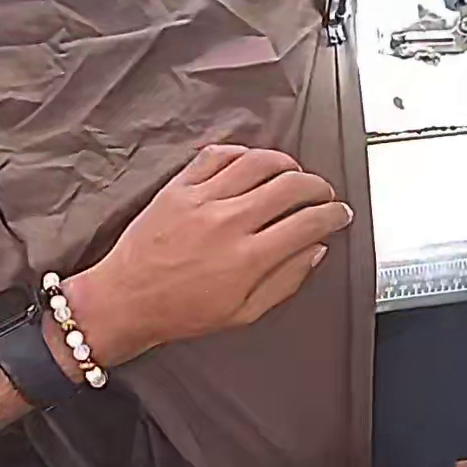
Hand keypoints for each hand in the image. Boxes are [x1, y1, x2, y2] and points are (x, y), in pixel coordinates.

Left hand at [62, 145, 351, 365]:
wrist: (126, 300)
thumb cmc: (181, 312)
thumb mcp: (243, 313)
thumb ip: (285, 280)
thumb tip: (315, 250)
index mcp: (248, 258)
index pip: (308, 222)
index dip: (333, 214)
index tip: (340, 213)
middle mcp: (228, 222)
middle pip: (290, 185)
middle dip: (318, 186)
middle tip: (323, 193)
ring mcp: (201, 200)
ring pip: (258, 162)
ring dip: (286, 163)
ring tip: (293, 173)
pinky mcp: (178, 187)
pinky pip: (217, 155)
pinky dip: (241, 152)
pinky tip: (250, 163)